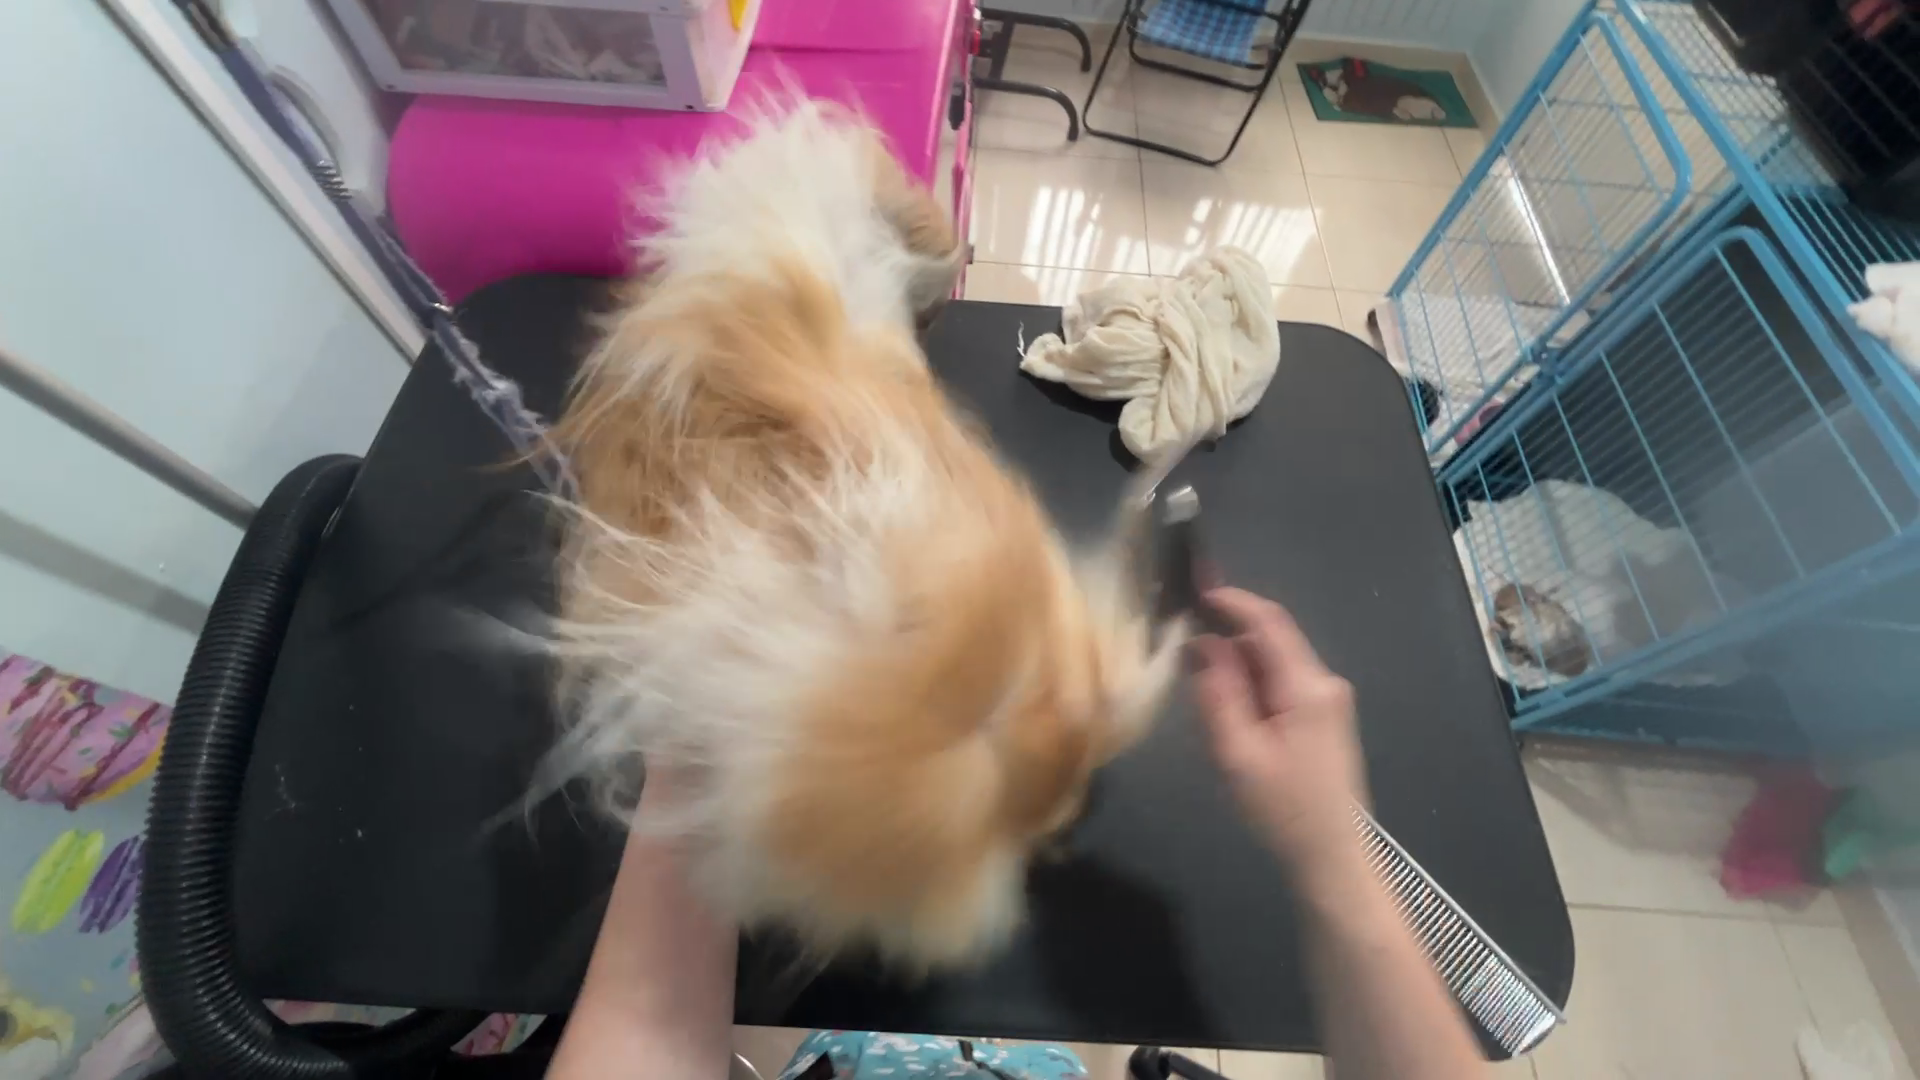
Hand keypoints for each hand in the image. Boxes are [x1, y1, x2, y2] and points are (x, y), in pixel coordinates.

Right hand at [1188, 588, 1366, 881]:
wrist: (1332, 859)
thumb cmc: (1283, 810)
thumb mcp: (1236, 753)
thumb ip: (1217, 692)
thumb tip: (1201, 642)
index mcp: (1307, 686)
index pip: (1268, 621)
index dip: (1230, 599)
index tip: (1191, 589)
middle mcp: (1323, 682)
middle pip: (1267, 639)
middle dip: (1222, 634)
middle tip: (1178, 643)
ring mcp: (1325, 699)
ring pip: (1268, 661)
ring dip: (1232, 661)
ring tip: (1193, 678)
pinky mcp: (1319, 715)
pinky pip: (1276, 681)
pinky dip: (1245, 681)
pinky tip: (1222, 703)